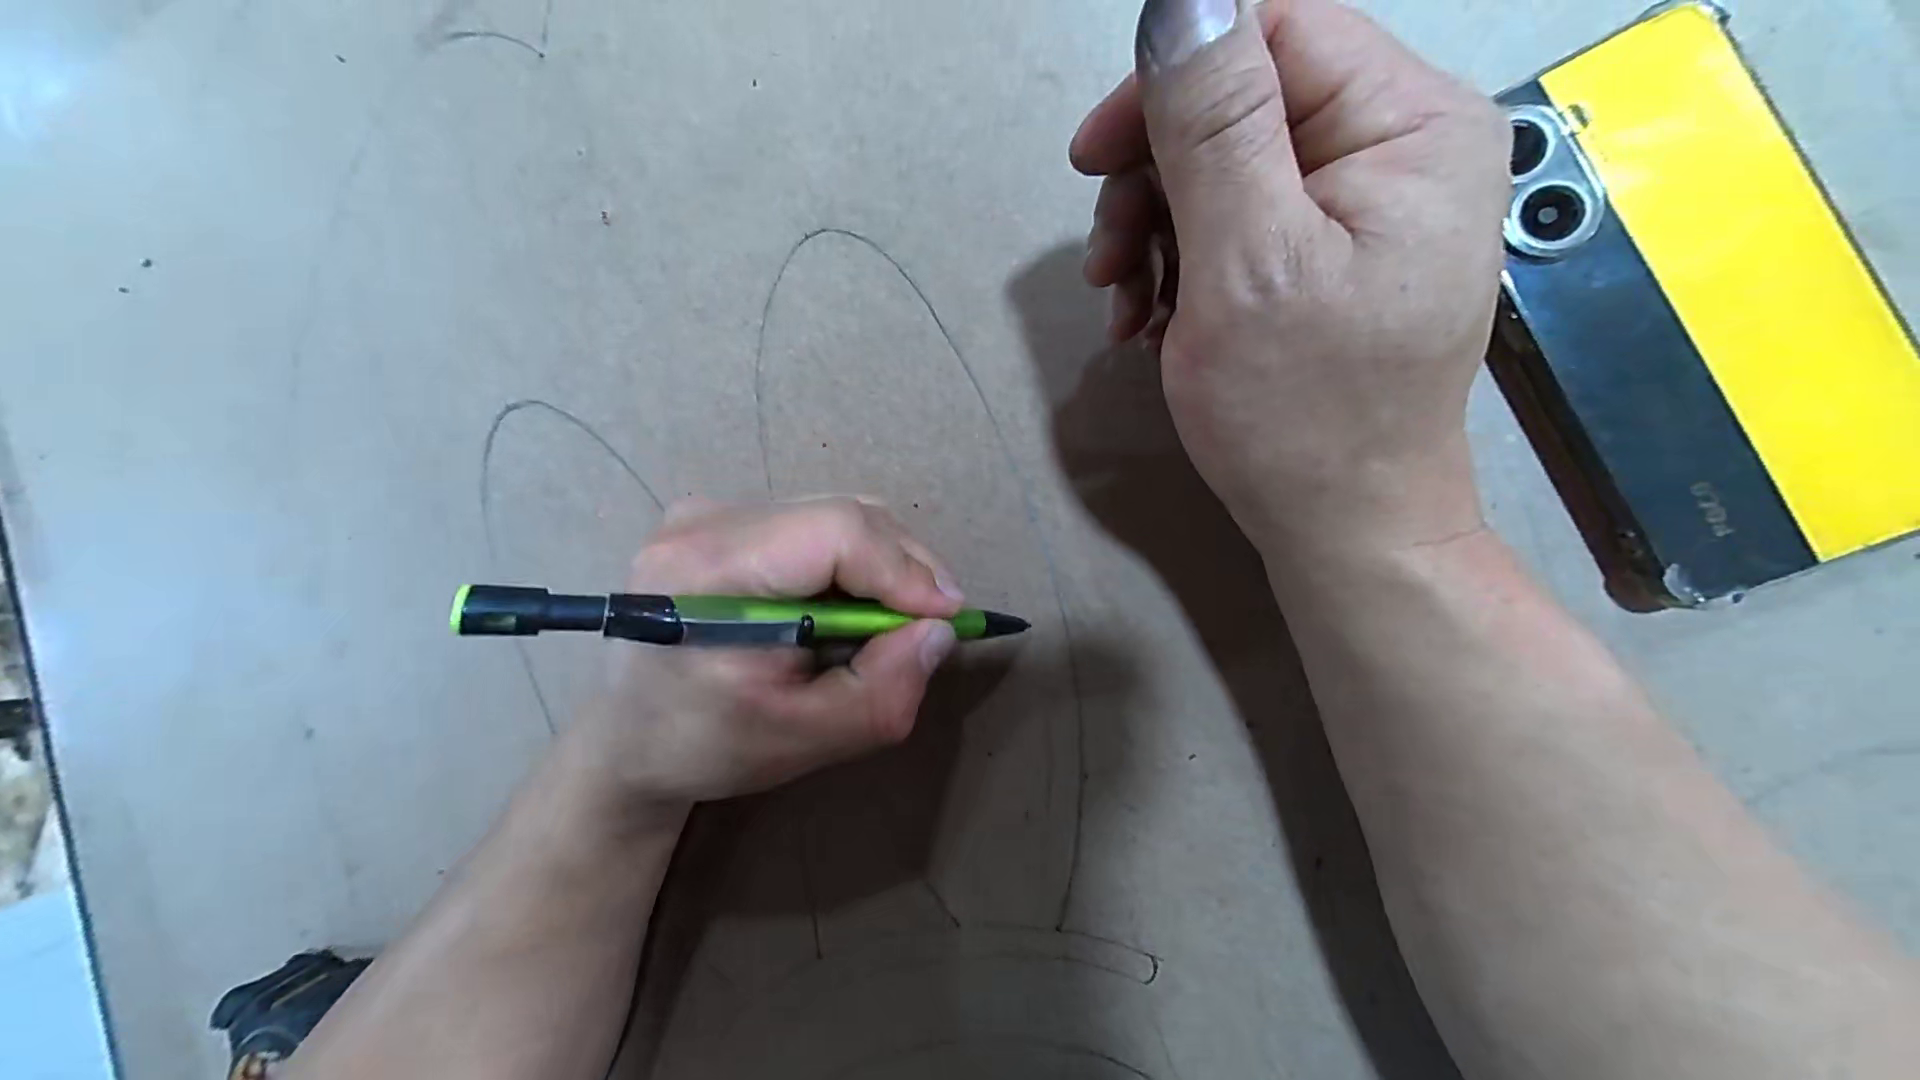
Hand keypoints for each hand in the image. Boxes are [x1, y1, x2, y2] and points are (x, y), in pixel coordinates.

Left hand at [560, 497, 963, 811]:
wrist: (628, 737)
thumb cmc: (708, 746)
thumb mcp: (808, 738)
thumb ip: (885, 689)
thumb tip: (940, 629)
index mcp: (708, 573)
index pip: (836, 532)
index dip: (905, 570)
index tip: (948, 617)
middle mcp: (704, 521)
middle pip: (845, 514)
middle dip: (905, 567)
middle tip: (933, 622)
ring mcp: (710, 511)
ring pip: (839, 514)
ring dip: (883, 564)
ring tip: (892, 619)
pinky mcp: (723, 518)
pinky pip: (817, 522)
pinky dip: (854, 561)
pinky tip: (849, 605)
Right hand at [1070, 0, 1510, 558]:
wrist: (1339, 525)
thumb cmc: (1297, 410)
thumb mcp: (1246, 264)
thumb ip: (1215, 126)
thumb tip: (1179, 0)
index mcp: (1405, 129)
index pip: (1271, 34)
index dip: (1168, 83)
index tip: (1091, 161)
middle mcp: (1392, 156)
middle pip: (1239, 112)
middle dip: (1153, 184)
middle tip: (1106, 265)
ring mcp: (1355, 218)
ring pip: (1223, 180)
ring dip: (1153, 238)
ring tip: (1126, 309)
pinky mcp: (1319, 269)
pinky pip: (1232, 236)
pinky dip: (1177, 274)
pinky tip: (1152, 324)